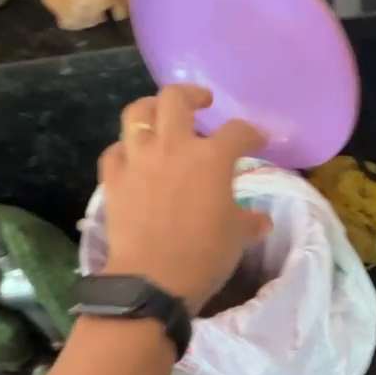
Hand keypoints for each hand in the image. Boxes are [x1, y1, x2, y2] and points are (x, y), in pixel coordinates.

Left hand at [98, 85, 272, 311]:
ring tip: (160, 115)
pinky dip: (125, 149)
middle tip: (203, 102)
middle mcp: (173, 146)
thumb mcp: (238, 238)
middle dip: (193, 94)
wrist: (153, 279)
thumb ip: (251, 222)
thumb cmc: (205, 256)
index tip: (259, 140)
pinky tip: (133, 156)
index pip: (237, 132)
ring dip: (151, 107)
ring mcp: (138, 158)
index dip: (252, 133)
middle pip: (177, 99)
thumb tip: (262, 220)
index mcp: (212, 158)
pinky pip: (115, 150)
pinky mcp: (113, 177)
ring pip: (138, 112)